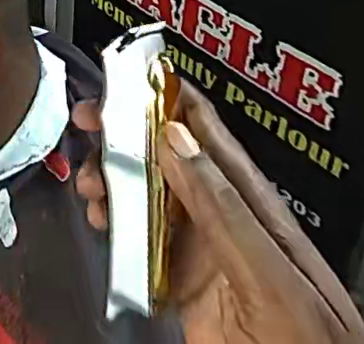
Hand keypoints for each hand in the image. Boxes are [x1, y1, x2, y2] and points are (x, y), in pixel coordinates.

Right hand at [73, 88, 363, 343]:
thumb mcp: (275, 283)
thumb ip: (226, 210)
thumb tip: (179, 139)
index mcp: (257, 208)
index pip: (206, 130)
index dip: (164, 96)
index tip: (124, 77)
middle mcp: (227, 220)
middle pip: (165, 156)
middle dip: (122, 133)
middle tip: (88, 122)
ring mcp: (205, 252)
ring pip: (146, 193)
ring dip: (111, 178)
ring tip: (91, 184)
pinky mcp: (185, 285)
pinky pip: (140, 239)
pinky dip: (113, 223)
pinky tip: (101, 222)